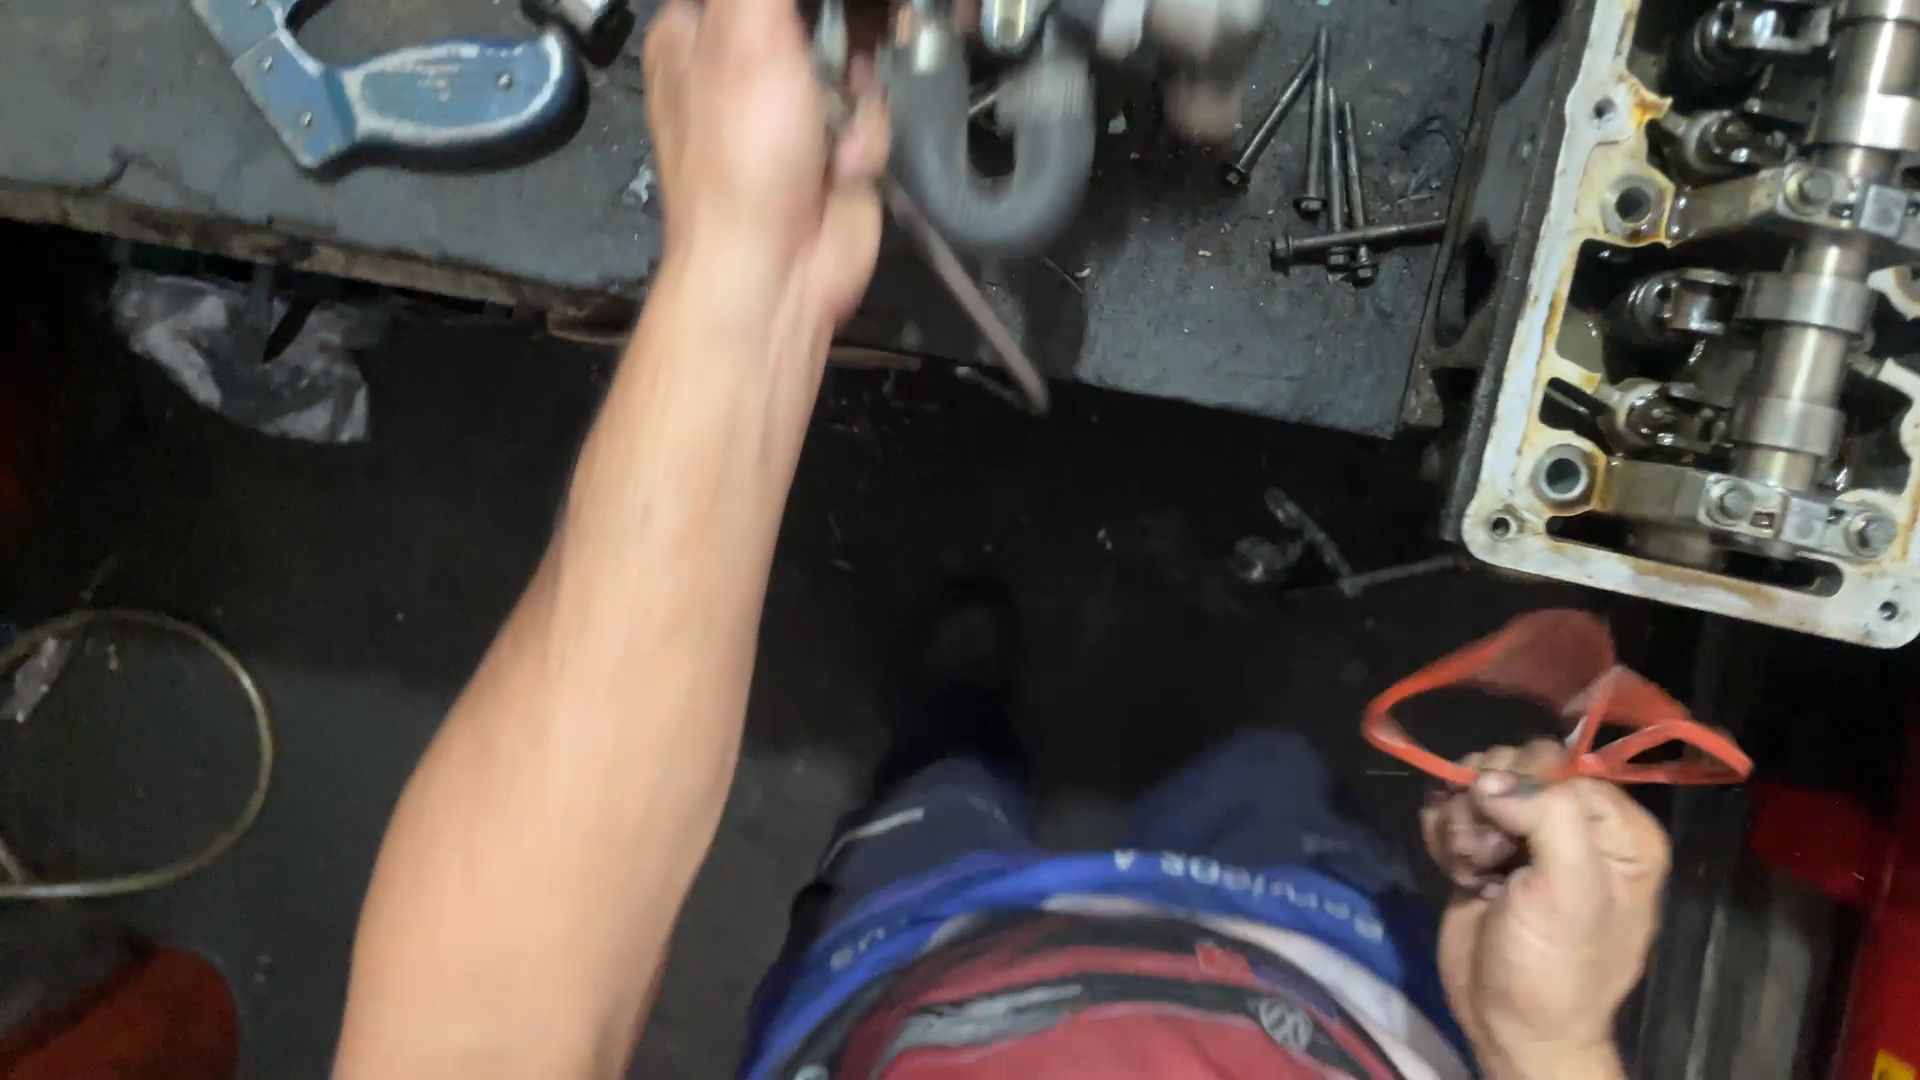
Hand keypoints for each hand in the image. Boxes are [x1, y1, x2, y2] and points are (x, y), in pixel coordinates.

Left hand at [642, 0, 889, 331]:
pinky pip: (874, 118)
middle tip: (827, 62)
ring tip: (830, 138)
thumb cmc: (739, 171)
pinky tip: (843, 167)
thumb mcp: (745, 31)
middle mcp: (747, 73)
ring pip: (856, 61)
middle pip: (813, 14)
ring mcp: (797, 117)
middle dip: (835, 38)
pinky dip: (868, 141)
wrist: (780, 272)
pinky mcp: (839, 155)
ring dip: (855, 98)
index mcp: (700, 34)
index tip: (806, 10)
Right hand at [1421, 741, 1668, 1079]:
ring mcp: (1523, 831)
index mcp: (1618, 831)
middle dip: (1481, 804)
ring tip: (1471, 867)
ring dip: (1457, 822)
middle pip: (1508, 763)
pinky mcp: (1481, 842)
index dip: (1520, 787)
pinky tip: (1457, 869)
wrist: (1505, 1020)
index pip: (1556, 764)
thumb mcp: (1569, 895)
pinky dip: (1441, 833)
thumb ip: (1546, 818)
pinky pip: (1446, 804)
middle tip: (1489, 855)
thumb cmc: (1553, 965)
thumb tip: (1488, 780)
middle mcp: (1574, 822)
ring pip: (1470, 781)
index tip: (1507, 831)